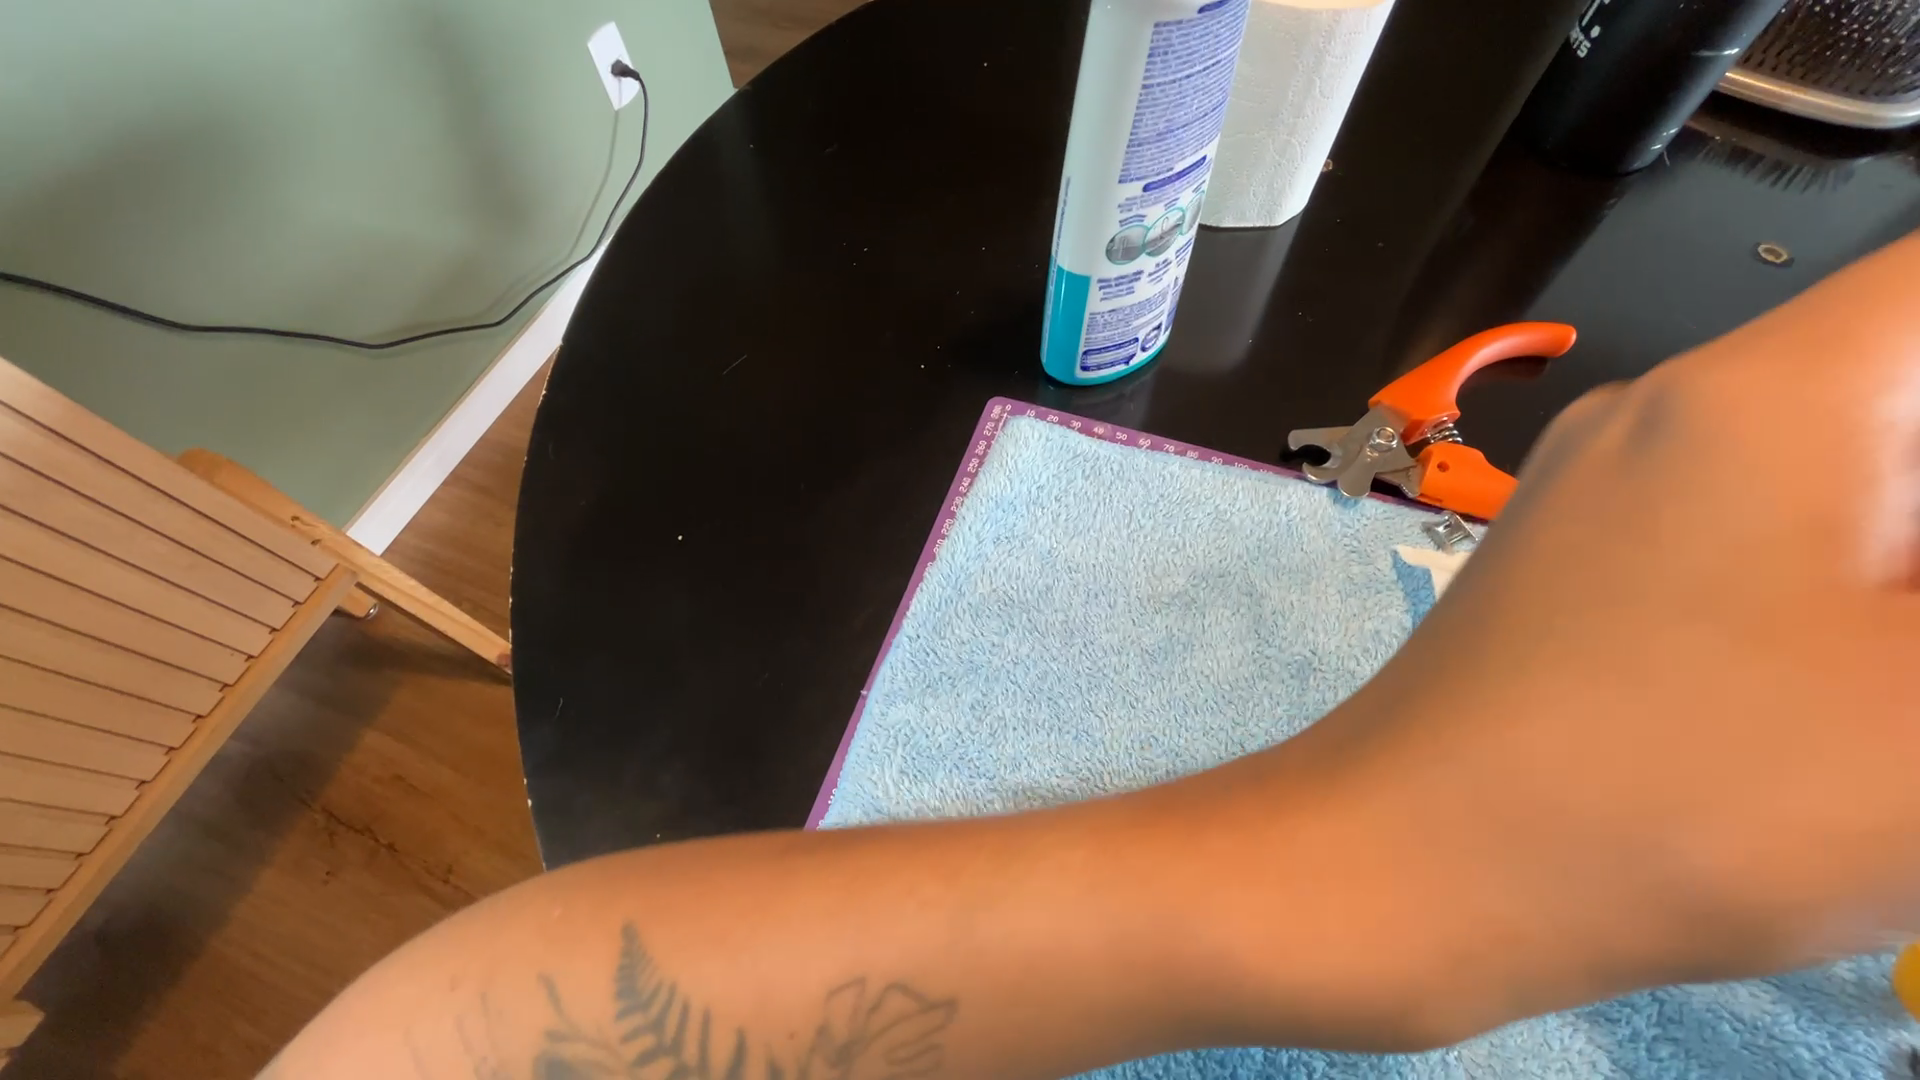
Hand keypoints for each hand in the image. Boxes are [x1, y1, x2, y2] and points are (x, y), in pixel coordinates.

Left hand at [1279, 232, 1919, 1038]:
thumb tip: (1896, 539)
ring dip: (1891, 558)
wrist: (1414, 858)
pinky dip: (1833, 584)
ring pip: (1822, 475)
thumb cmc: (1678, 788)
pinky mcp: (1565, 580)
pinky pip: (1737, 538)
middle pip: (1895, 383)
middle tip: (1904, 656)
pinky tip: (1851, 678)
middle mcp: (1652, 422)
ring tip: (1877, 681)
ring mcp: (1591, 502)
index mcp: (1757, 394)